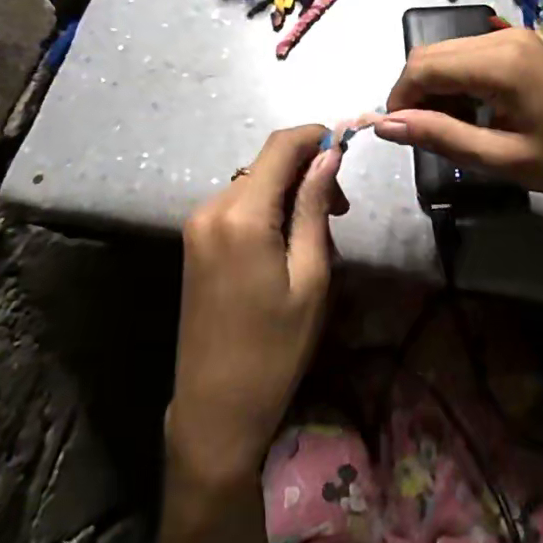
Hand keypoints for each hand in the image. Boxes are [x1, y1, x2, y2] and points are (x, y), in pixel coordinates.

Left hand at [166, 125, 345, 486]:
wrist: (214, 406)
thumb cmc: (275, 348)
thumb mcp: (310, 277)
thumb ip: (315, 208)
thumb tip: (329, 154)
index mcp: (241, 215)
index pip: (280, 146)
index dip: (315, 135)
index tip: (348, 147)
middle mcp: (211, 208)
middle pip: (266, 164)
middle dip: (307, 172)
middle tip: (340, 213)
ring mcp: (197, 225)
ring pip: (254, 184)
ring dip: (288, 194)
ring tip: (316, 238)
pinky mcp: (194, 241)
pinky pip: (238, 206)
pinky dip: (267, 211)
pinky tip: (285, 246)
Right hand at [374, 26, 542, 196]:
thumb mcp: (501, 158)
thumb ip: (441, 137)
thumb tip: (384, 125)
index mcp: (501, 63)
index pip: (423, 67)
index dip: (401, 98)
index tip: (402, 134)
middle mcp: (504, 38)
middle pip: (431, 54)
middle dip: (414, 92)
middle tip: (425, 133)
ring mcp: (514, 37)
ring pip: (446, 52)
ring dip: (434, 86)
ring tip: (450, 127)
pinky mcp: (521, 45)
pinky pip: (468, 54)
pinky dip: (455, 80)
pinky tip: (471, 111)